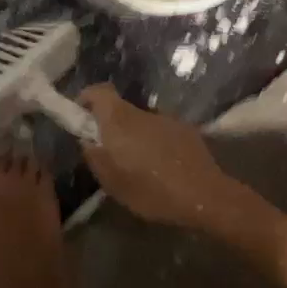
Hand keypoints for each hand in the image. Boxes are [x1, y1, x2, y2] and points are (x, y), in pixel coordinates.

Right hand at [77, 85, 254, 230]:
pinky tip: (162, 168)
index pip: (98, 91)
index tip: (81, 116)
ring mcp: (167, 120)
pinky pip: (161, 132)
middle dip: (110, 125)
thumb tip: (87, 141)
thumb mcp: (111, 182)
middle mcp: (142, 113)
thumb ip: (94, 157)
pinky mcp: (187, 131)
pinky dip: (156, 144)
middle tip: (109, 152)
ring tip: (139, 165)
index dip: (86, 98)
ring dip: (135, 136)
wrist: (205, 197)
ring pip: (141, 122)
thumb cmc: (151, 191)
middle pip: (120, 109)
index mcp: (119, 121)